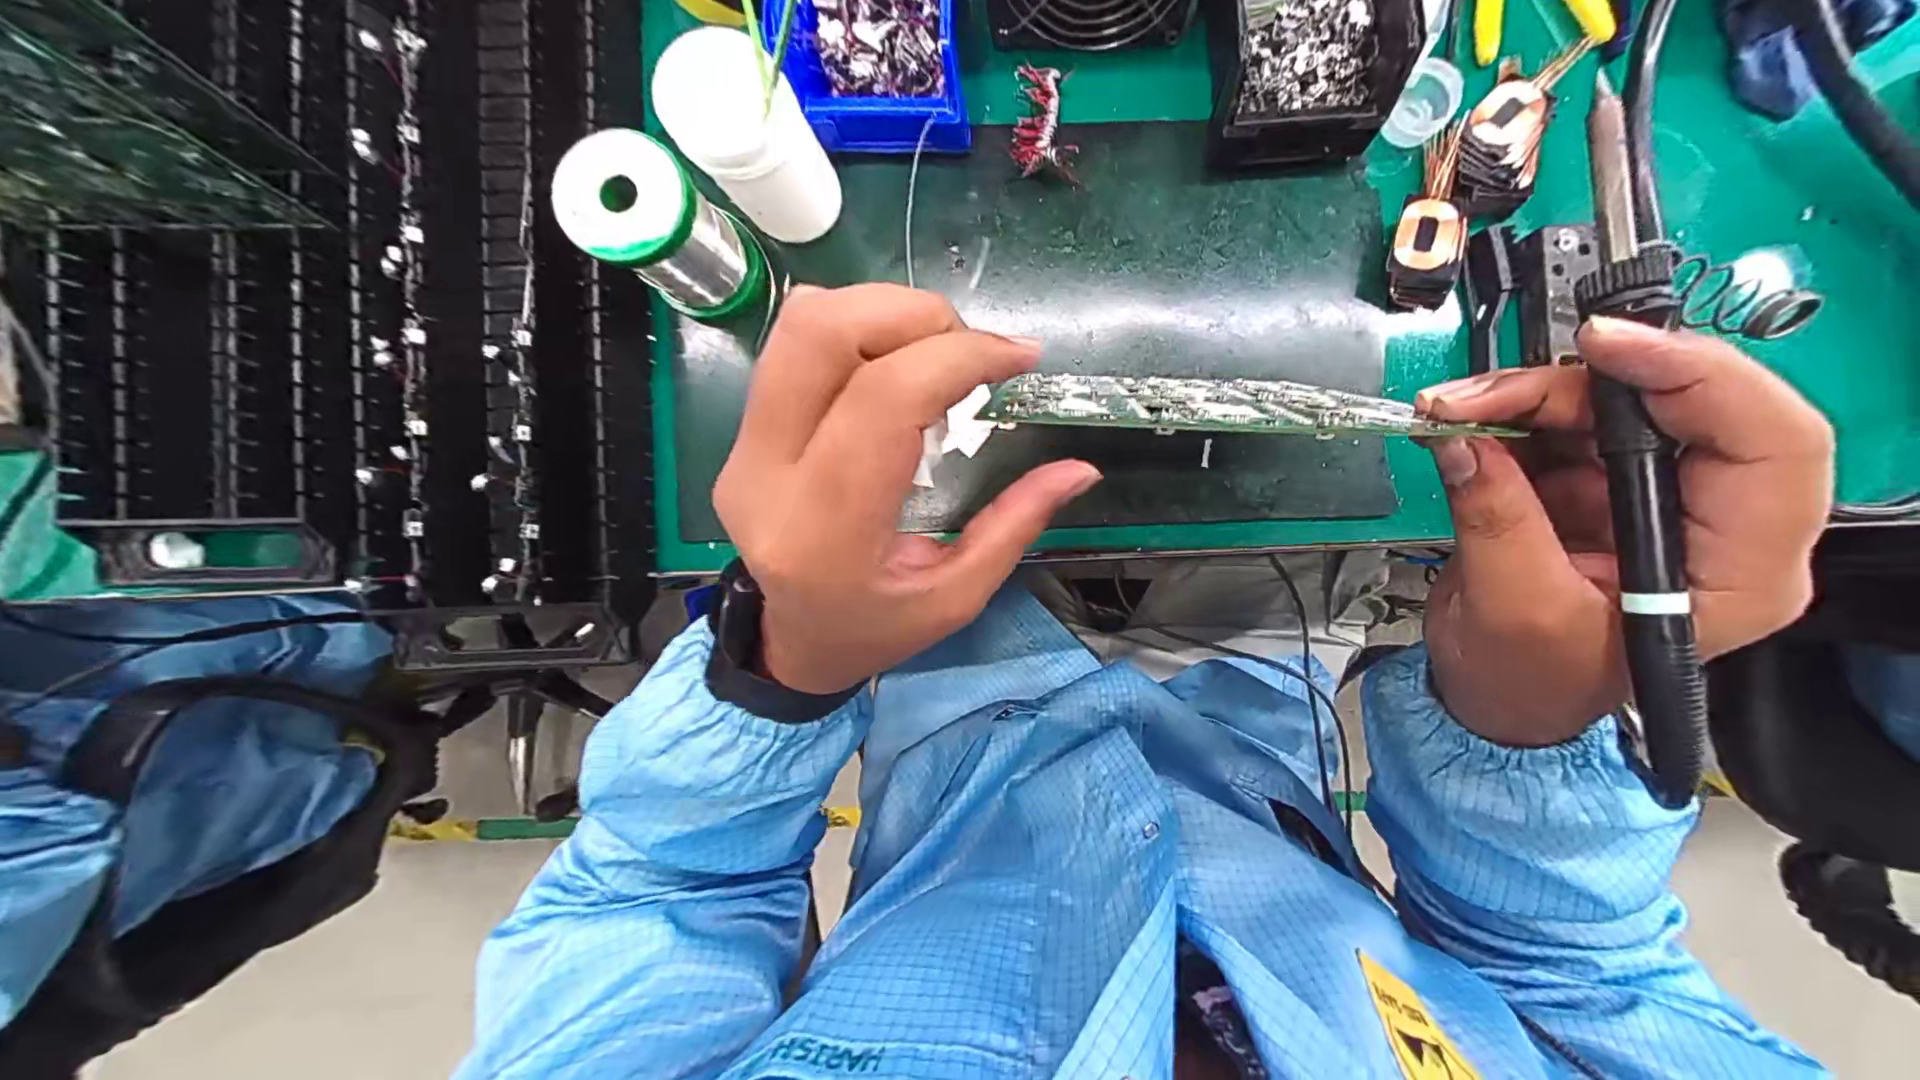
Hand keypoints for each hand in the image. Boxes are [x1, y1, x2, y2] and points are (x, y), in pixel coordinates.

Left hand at [712, 284, 1101, 693]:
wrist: (791, 642)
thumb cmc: (874, 630)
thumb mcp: (956, 597)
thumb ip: (1015, 526)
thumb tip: (1081, 468)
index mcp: (826, 530)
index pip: (883, 400)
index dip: (959, 356)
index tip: (1018, 357)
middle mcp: (767, 475)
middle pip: (824, 335)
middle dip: (914, 315)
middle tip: (969, 349)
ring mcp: (743, 448)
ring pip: (801, 326)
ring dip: (883, 314)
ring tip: (936, 353)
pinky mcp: (742, 435)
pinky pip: (791, 346)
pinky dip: (855, 331)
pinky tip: (894, 367)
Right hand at [1413, 317, 1834, 745]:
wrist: (1494, 693)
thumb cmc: (1527, 677)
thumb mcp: (1514, 607)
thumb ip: (1496, 522)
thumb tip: (1461, 443)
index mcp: (1736, 566)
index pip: (1766, 443)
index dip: (1698, 378)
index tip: (1604, 346)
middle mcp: (1705, 518)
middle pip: (1664, 413)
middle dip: (1561, 391)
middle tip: (1467, 398)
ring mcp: (1641, 499)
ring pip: (1600, 411)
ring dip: (1517, 401)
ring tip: (1444, 412)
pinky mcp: (1585, 490)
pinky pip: (1551, 431)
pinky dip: (1497, 421)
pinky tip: (1453, 428)